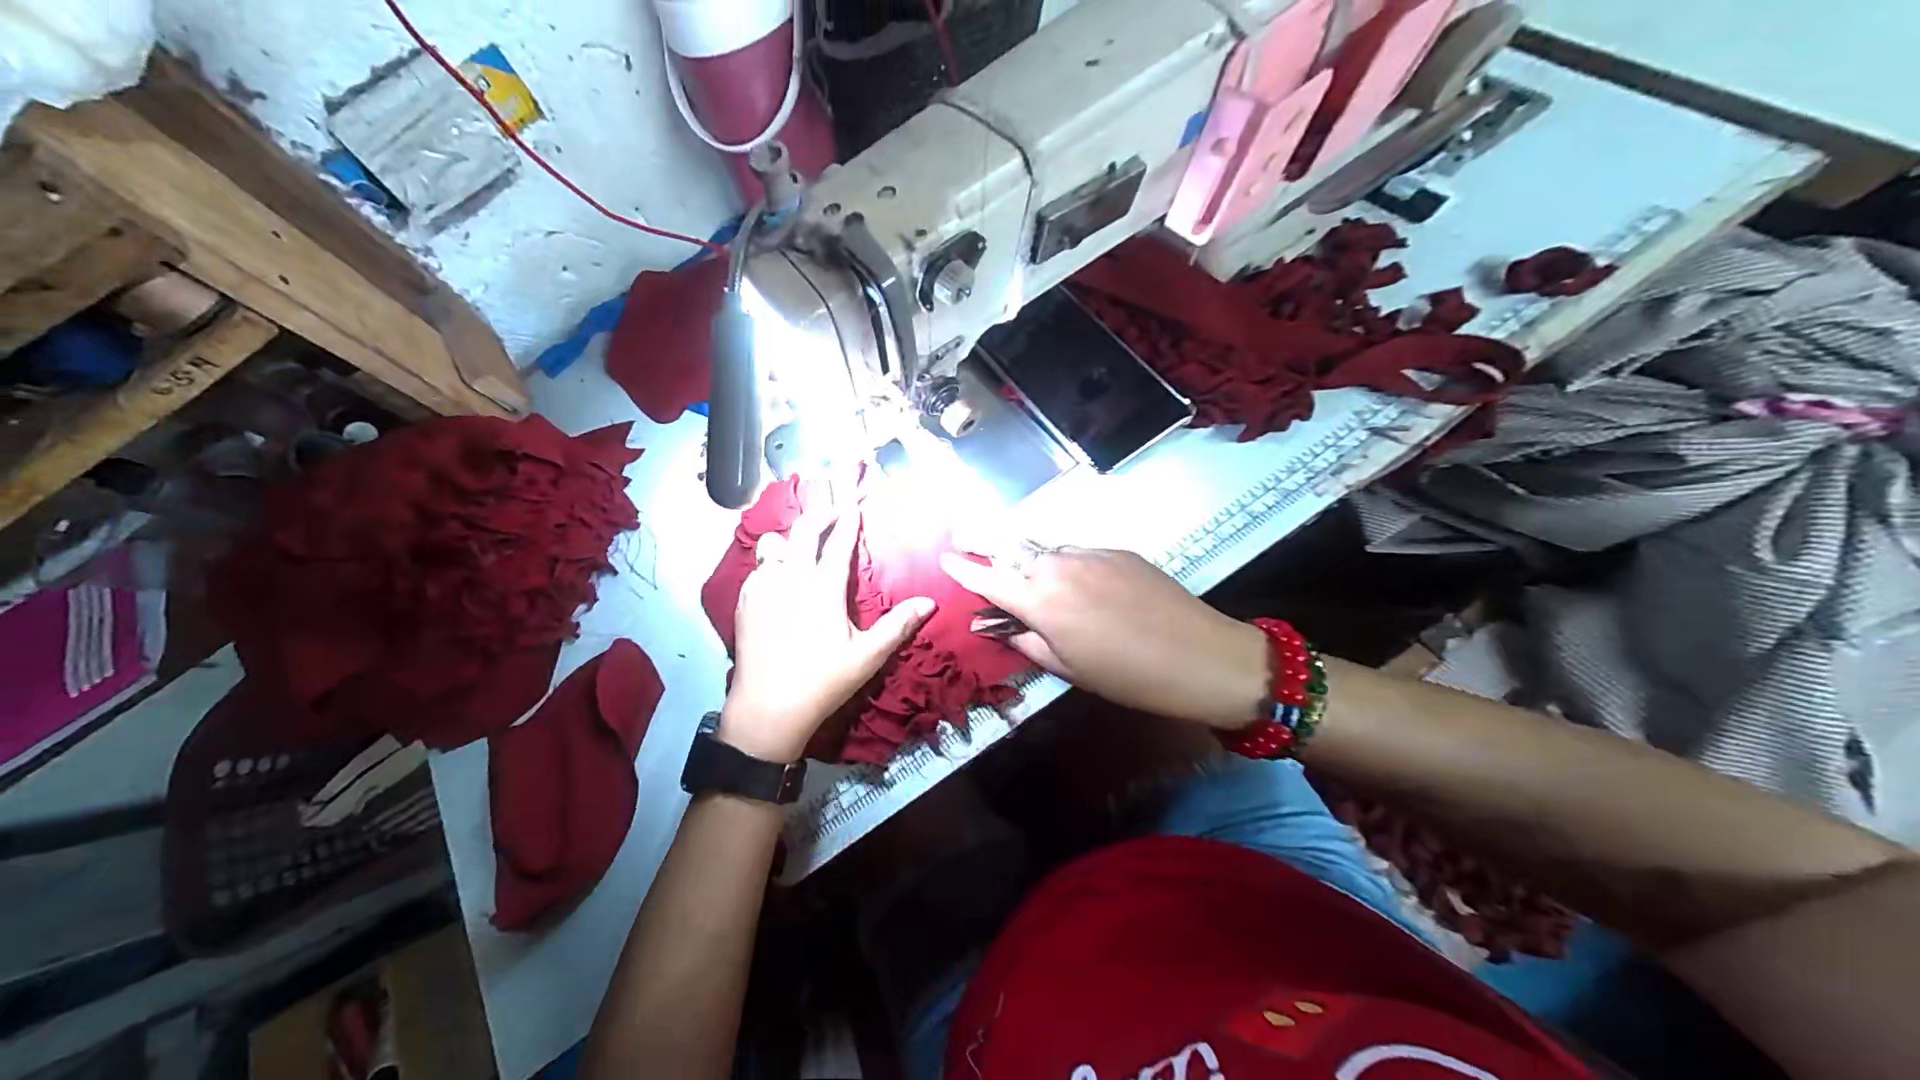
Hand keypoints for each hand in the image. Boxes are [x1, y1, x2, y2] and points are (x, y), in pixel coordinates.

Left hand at [720, 478, 935, 762]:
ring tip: (804, 540)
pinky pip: (759, 565)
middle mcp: (791, 577)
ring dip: (793, 536)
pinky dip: (772, 560)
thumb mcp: (868, 656)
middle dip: (820, 512)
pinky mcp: (746, 599)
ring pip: (776, 543)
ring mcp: (764, 586)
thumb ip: (898, 625)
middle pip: (805, 530)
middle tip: (831, 503)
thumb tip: (929, 602)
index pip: (839, 542)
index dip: (849, 519)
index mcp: (823, 586)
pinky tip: (779, 573)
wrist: (767, 708)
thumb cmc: (823, 681)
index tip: (855, 501)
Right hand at [940, 545, 1268, 729]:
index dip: (962, 568)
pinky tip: (1078, 583)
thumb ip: (1027, 641)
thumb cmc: (1125, 675)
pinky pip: (1077, 552)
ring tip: (1026, 571)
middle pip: (1011, 549)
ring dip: (1028, 556)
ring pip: (1045, 549)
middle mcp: (1057, 567)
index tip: (945, 556)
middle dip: (984, 542)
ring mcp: (1088, 553)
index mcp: (1038, 600)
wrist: (1198, 655)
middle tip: (966, 535)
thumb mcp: (1068, 667)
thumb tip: (999, 625)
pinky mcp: (1116, 550)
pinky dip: (1065, 562)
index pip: (987, 578)